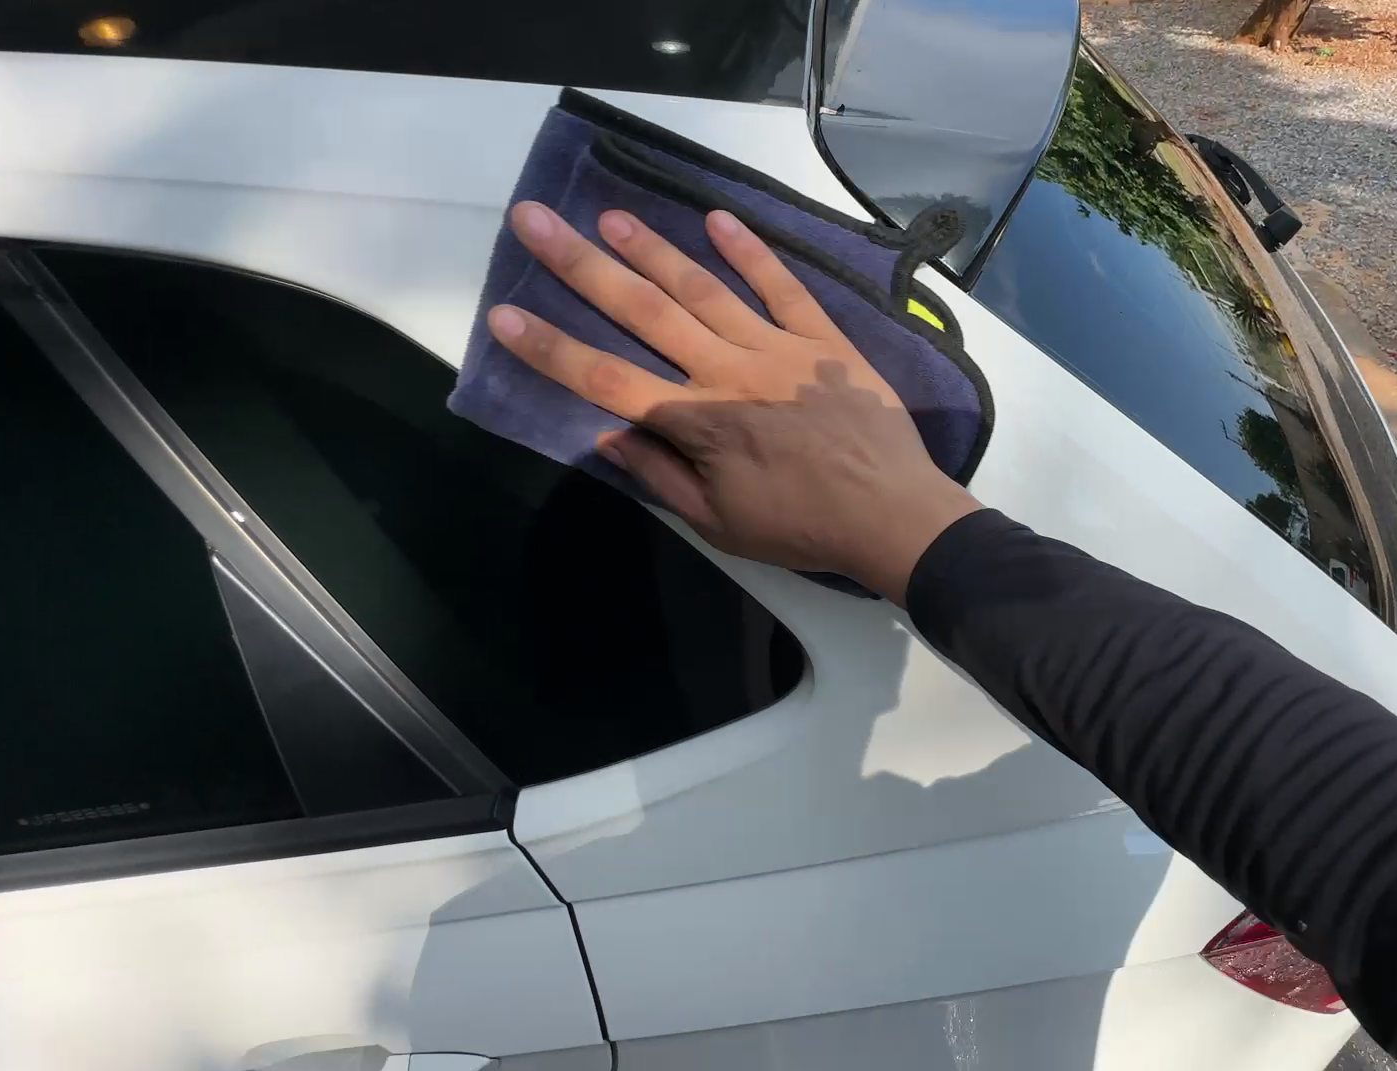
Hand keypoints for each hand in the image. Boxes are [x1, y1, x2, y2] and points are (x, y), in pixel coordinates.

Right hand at [487, 201, 982, 602]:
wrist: (893, 514)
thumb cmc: (806, 528)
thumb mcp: (722, 525)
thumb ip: (663, 478)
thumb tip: (608, 436)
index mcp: (699, 423)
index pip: (607, 380)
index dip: (551, 349)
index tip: (503, 314)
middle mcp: (729, 373)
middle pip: (644, 313)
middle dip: (582, 267)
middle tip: (534, 220)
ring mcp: (779, 350)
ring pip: (705, 290)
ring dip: (654, 250)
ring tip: (610, 216)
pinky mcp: (825, 340)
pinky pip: (784, 287)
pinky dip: (752, 253)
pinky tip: (719, 220)